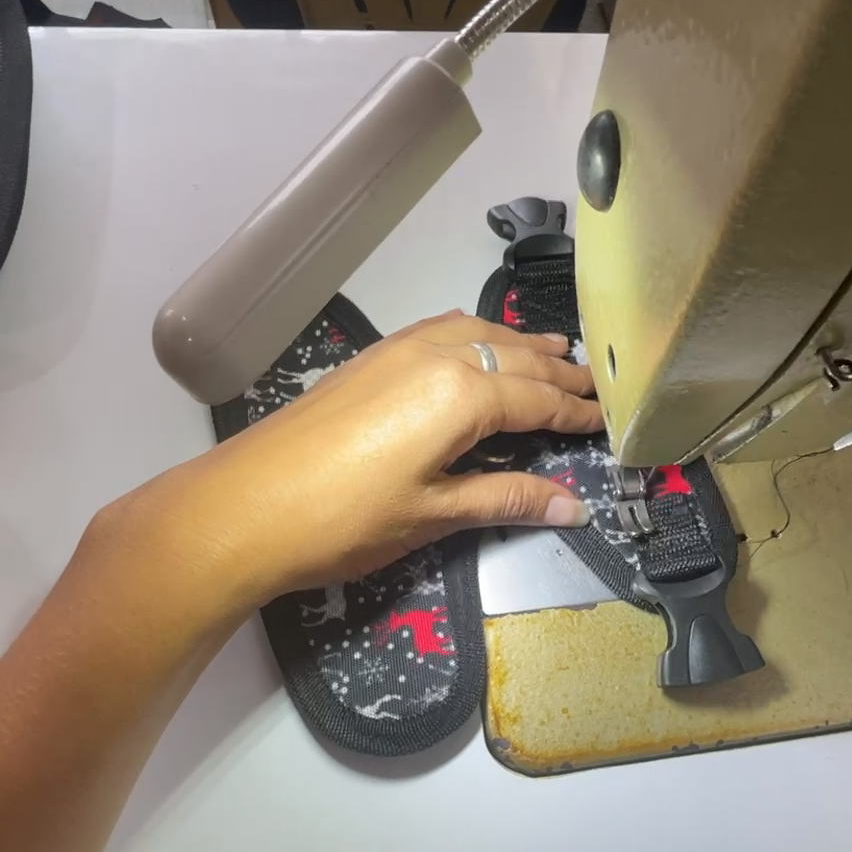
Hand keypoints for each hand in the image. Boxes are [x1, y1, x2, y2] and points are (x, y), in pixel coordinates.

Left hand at [91, 312, 603, 612]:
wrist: (245, 507)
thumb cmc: (345, 519)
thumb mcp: (435, 514)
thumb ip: (508, 499)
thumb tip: (576, 508)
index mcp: (461, 394)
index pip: (536, 401)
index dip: (574, 414)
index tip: (606, 421)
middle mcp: (436, 356)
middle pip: (514, 361)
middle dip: (557, 375)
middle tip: (594, 385)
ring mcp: (398, 350)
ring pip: (476, 336)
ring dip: (518, 347)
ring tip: (553, 352)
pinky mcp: (370, 358)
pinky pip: (440, 332)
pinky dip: (474, 337)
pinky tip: (478, 346)